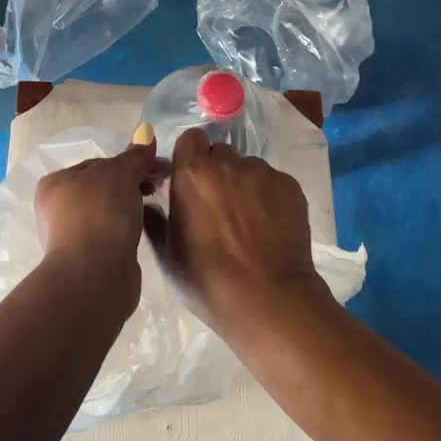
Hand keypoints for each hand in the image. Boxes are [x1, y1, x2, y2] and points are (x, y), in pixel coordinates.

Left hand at [33, 143, 165, 280]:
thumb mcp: (119, 174)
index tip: (159, 165)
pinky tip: (148, 227)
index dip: (130, 161)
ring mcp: (73, 235)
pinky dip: (130, 227)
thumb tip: (146, 133)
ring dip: (133, 205)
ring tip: (158, 203)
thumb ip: (134, 155)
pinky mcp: (90, 258)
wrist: (95, 276)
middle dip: (134, 182)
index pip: (99, 163)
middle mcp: (59, 208)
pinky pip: (114, 233)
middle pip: (104, 187)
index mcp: (56, 183)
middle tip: (163, 183)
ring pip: (110, 211)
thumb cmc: (100, 214)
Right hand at [147, 128, 328, 334]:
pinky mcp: (291, 186)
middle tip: (219, 205)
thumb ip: (155, 220)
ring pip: (249, 169)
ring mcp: (263, 173)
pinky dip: (269, 198)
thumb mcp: (167, 255)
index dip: (191, 156)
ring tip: (249, 222)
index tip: (192, 179)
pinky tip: (270, 228)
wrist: (268, 301)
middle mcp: (228, 164)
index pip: (190, 139)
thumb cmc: (208, 280)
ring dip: (244, 186)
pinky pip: (273, 183)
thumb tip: (149, 203)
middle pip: (221, 154)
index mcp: (192, 173)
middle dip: (218, 172)